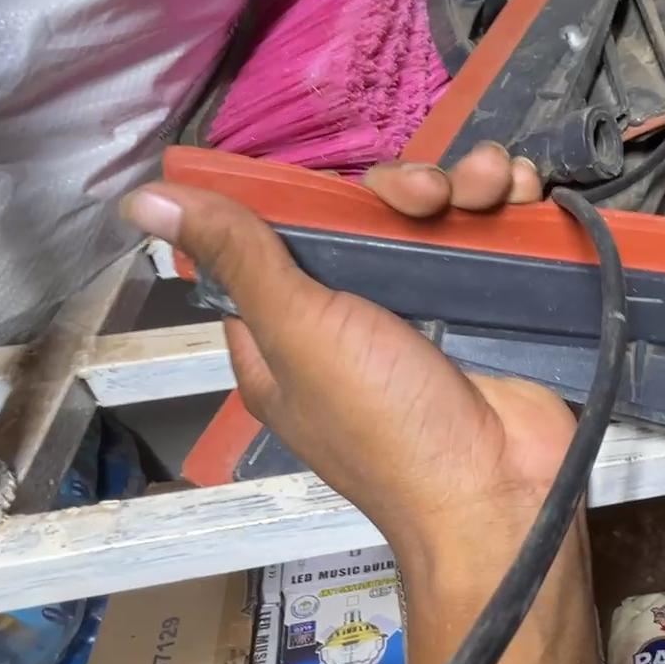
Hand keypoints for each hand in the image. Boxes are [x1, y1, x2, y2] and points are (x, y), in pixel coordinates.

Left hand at [121, 145, 566, 597]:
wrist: (498, 485)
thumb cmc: (388, 423)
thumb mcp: (300, 335)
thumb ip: (239, 259)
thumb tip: (142, 197)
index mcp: (287, 333)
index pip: (274, 243)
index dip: (295, 201)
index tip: (329, 177)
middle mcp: (354, 320)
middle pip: (366, 218)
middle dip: (404, 190)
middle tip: (430, 199)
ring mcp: (429, 314)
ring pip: (436, 218)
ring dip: (466, 186)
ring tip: (496, 189)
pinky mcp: (485, 312)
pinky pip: (488, 238)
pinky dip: (505, 207)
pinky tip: (522, 195)